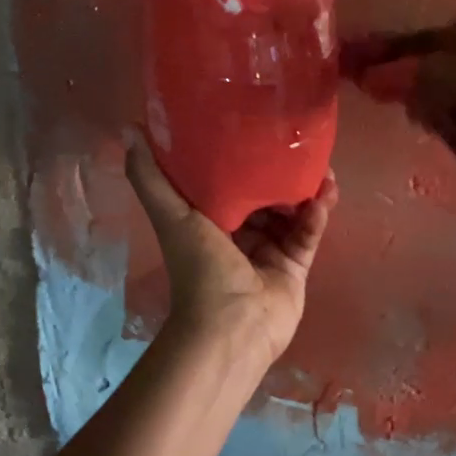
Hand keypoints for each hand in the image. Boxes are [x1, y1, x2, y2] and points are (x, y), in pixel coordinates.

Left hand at [124, 138, 338, 367]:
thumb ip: (151, 177)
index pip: (226, 181)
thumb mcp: (171, 216)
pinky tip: (325, 195)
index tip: (254, 127)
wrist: (232, 328)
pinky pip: (308, 234)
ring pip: (291, 212)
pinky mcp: (294, 267)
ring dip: (306, 189)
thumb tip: (130, 128)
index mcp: (207, 221)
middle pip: (263, 194)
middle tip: (300, 145)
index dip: (240, 156)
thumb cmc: (199, 269)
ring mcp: (269, 251)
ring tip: (323, 167)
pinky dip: (317, 215)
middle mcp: (238, 234)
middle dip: (281, 171)